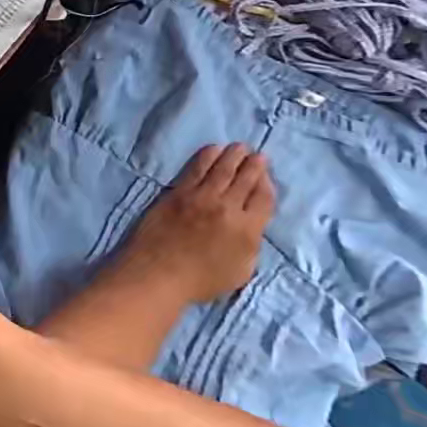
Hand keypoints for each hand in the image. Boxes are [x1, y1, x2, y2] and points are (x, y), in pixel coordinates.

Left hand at [113, 143, 275, 303]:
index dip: (267, 184)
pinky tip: (211, 149)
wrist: (158, 271)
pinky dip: (205, 157)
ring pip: (221, 170)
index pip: (264, 199)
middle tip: (257, 153)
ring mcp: (200, 197)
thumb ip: (251, 243)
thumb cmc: (201, 280)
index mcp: (248, 230)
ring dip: (232, 156)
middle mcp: (227, 208)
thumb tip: (251, 224)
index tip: (267, 175)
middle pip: (244, 180)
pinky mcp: (177, 192)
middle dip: (253, 164)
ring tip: (238, 146)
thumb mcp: (241, 270)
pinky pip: (195, 169)